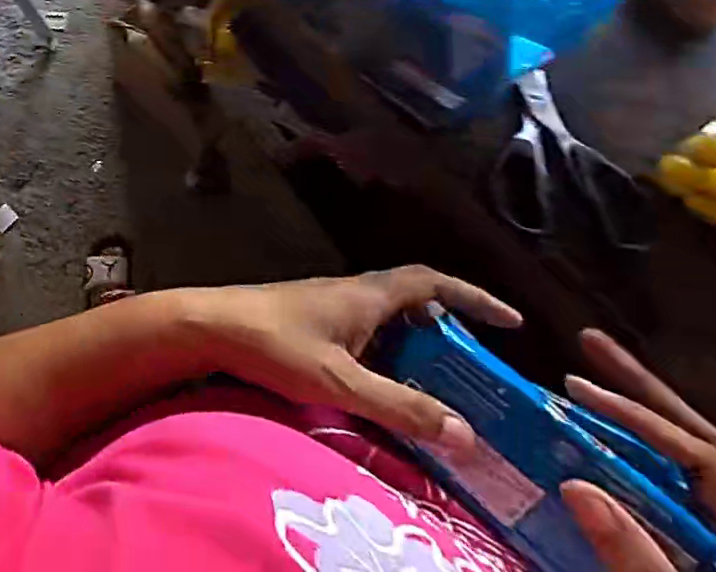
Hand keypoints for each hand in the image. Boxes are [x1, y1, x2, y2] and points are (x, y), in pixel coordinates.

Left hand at [189, 265, 521, 449]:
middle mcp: (345, 293)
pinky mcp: (303, 323)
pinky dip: (381, 357)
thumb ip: (400, 407)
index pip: (428, 280)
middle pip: (408, 302)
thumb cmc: (272, 343)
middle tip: (477, 374)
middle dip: (447, 333)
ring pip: (381, 322)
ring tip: (439, 392)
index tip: (511, 320)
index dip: (472, 296)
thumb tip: (468, 435)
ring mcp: (321, 307)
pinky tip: (381, 390)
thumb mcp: (340, 381)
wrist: (205, 325)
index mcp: (362, 295)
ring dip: (412, 349)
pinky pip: (358, 336)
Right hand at [560, 329, 715, 571]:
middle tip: (588, 344)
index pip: (710, 463)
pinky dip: (646, 459)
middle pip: (712, 450)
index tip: (575, 389)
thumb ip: (643, 565)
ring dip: (647, 418)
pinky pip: (687, 498)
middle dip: (648, 393)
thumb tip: (578, 486)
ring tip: (591, 375)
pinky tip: (606, 445)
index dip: (642, 420)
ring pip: (703, 470)